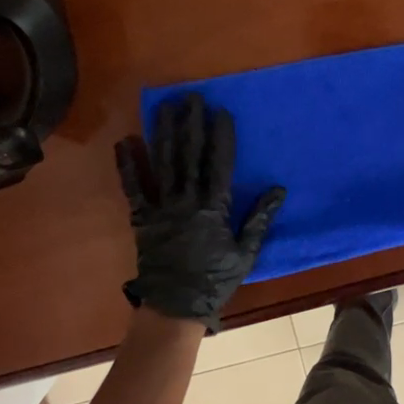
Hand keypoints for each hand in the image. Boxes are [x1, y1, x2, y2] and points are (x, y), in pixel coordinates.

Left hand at [115, 93, 285, 331]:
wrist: (175, 306)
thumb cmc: (215, 280)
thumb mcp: (246, 252)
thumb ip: (260, 219)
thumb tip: (278, 190)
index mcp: (214, 208)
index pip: (220, 164)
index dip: (221, 137)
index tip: (221, 112)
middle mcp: (187, 201)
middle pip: (189, 155)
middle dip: (192, 124)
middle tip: (192, 97)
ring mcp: (161, 208)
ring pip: (162, 163)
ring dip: (164, 133)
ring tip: (166, 107)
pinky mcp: (142, 218)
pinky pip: (133, 188)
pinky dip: (127, 165)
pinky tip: (124, 141)